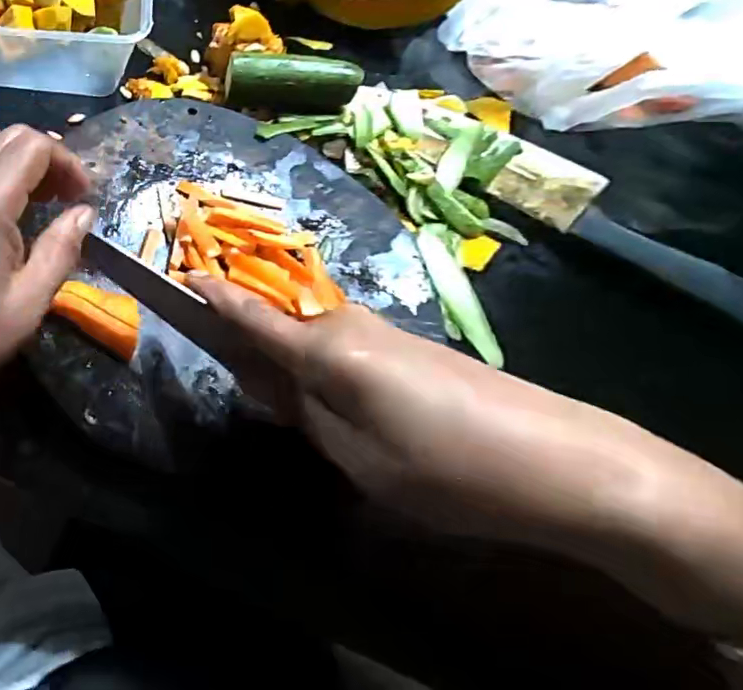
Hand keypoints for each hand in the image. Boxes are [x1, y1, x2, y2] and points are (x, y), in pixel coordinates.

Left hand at [0, 126, 93, 410]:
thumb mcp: (30, 301)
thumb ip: (61, 249)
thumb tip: (85, 212)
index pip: (35, 147)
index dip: (68, 164)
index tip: (84, 198)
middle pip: (16, 135)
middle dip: (52, 156)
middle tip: (71, 195)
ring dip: (29, 158)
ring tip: (50, 195)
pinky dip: (8, 166)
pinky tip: (21, 202)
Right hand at [186, 277, 742, 637]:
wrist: (565, 459)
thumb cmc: (448, 466)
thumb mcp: (357, 457)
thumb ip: (300, 411)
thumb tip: (260, 379)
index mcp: (324, 346)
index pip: (248, 313)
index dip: (210, 296)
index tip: (178, 276)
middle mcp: (346, 322)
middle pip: (275, 325)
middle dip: (247, 348)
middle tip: (244, 393)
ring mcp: (380, 329)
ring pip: (308, 339)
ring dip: (287, 363)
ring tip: (290, 411)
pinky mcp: (405, 345)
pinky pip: (340, 348)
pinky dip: (319, 368)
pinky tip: (337, 407)